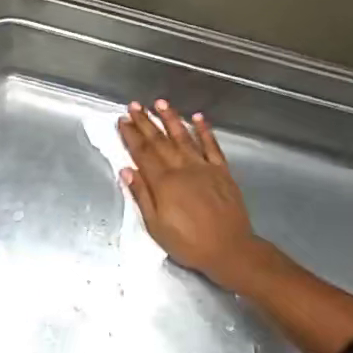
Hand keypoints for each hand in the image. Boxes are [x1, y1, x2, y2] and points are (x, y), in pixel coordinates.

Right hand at [117, 99, 264, 286]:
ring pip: (184, 137)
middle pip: (160, 141)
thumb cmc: (189, 244)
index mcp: (164, 183)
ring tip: (160, 103)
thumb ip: (142, 196)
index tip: (122, 121)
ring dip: (171, 119)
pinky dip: (204, 130)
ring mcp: (204, 167)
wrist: (230, 249)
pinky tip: (197, 117)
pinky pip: (211, 146)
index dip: (131, 136)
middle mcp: (183, 169)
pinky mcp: (222, 171)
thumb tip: (127, 171)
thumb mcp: (156, 227)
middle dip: (145, 122)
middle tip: (134, 106)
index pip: (143, 153)